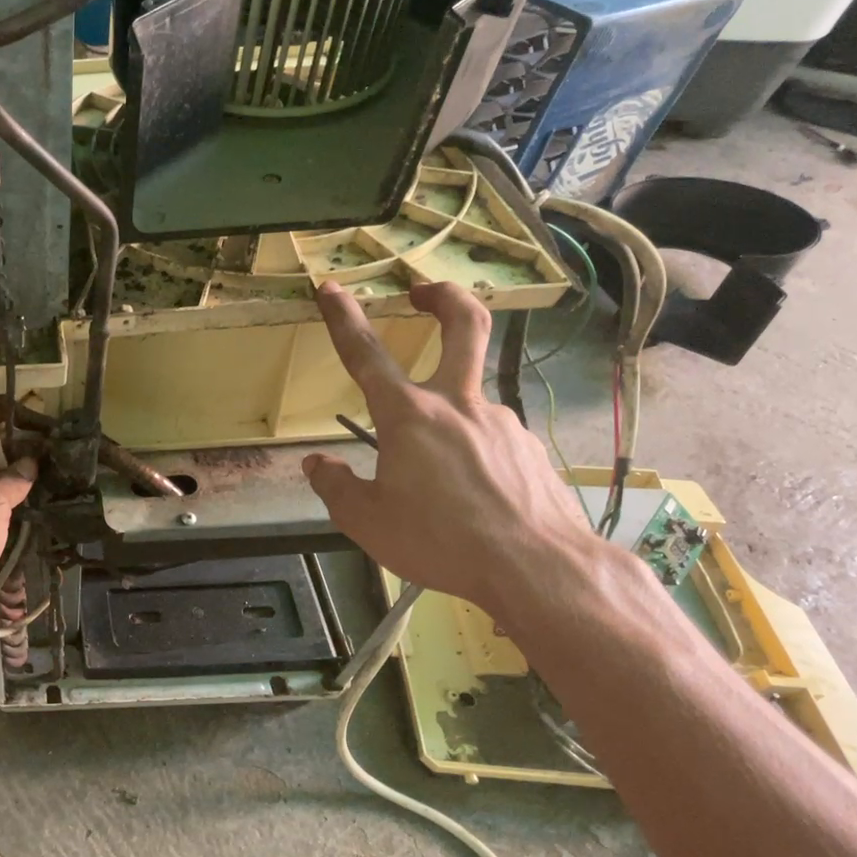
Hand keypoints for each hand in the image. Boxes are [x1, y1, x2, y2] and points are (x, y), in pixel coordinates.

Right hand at [303, 281, 599, 606]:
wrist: (539, 568)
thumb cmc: (439, 540)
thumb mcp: (365, 521)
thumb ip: (335, 486)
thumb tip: (318, 464)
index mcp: (409, 416)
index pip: (365, 354)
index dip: (342, 318)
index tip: (330, 288)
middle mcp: (458, 406)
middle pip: (464, 326)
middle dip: (443, 296)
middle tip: (424, 291)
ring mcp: (502, 423)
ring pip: (470, 400)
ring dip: (447, 416)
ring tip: (434, 479)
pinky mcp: (529, 449)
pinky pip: (490, 439)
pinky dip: (472, 454)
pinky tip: (470, 496)